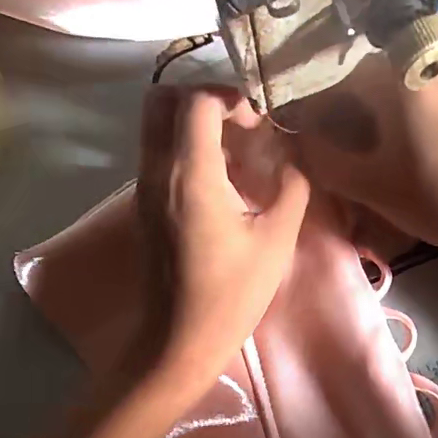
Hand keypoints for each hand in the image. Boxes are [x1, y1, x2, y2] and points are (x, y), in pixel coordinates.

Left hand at [134, 86, 309, 384]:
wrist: (178, 341)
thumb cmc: (232, 294)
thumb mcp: (275, 241)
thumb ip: (291, 191)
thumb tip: (293, 164)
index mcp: (190, 175)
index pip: (196, 101)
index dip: (230, 96)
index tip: (259, 121)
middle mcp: (158, 172)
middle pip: (161, 100)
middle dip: (202, 97)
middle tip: (240, 120)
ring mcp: (144, 188)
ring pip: (155, 126)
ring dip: (192, 122)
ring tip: (236, 148)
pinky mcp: (144, 205)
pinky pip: (158, 153)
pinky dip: (185, 146)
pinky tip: (223, 177)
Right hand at [279, 53, 437, 254]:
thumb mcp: (370, 184)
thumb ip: (321, 156)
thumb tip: (289, 135)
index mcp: (399, 68)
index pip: (328, 72)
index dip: (301, 101)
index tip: (291, 130)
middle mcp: (421, 52)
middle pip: (353, 67)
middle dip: (329, 102)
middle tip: (316, 141)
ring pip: (378, 75)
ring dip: (356, 104)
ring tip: (345, 143)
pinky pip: (404, 81)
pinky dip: (384, 104)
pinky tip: (379, 139)